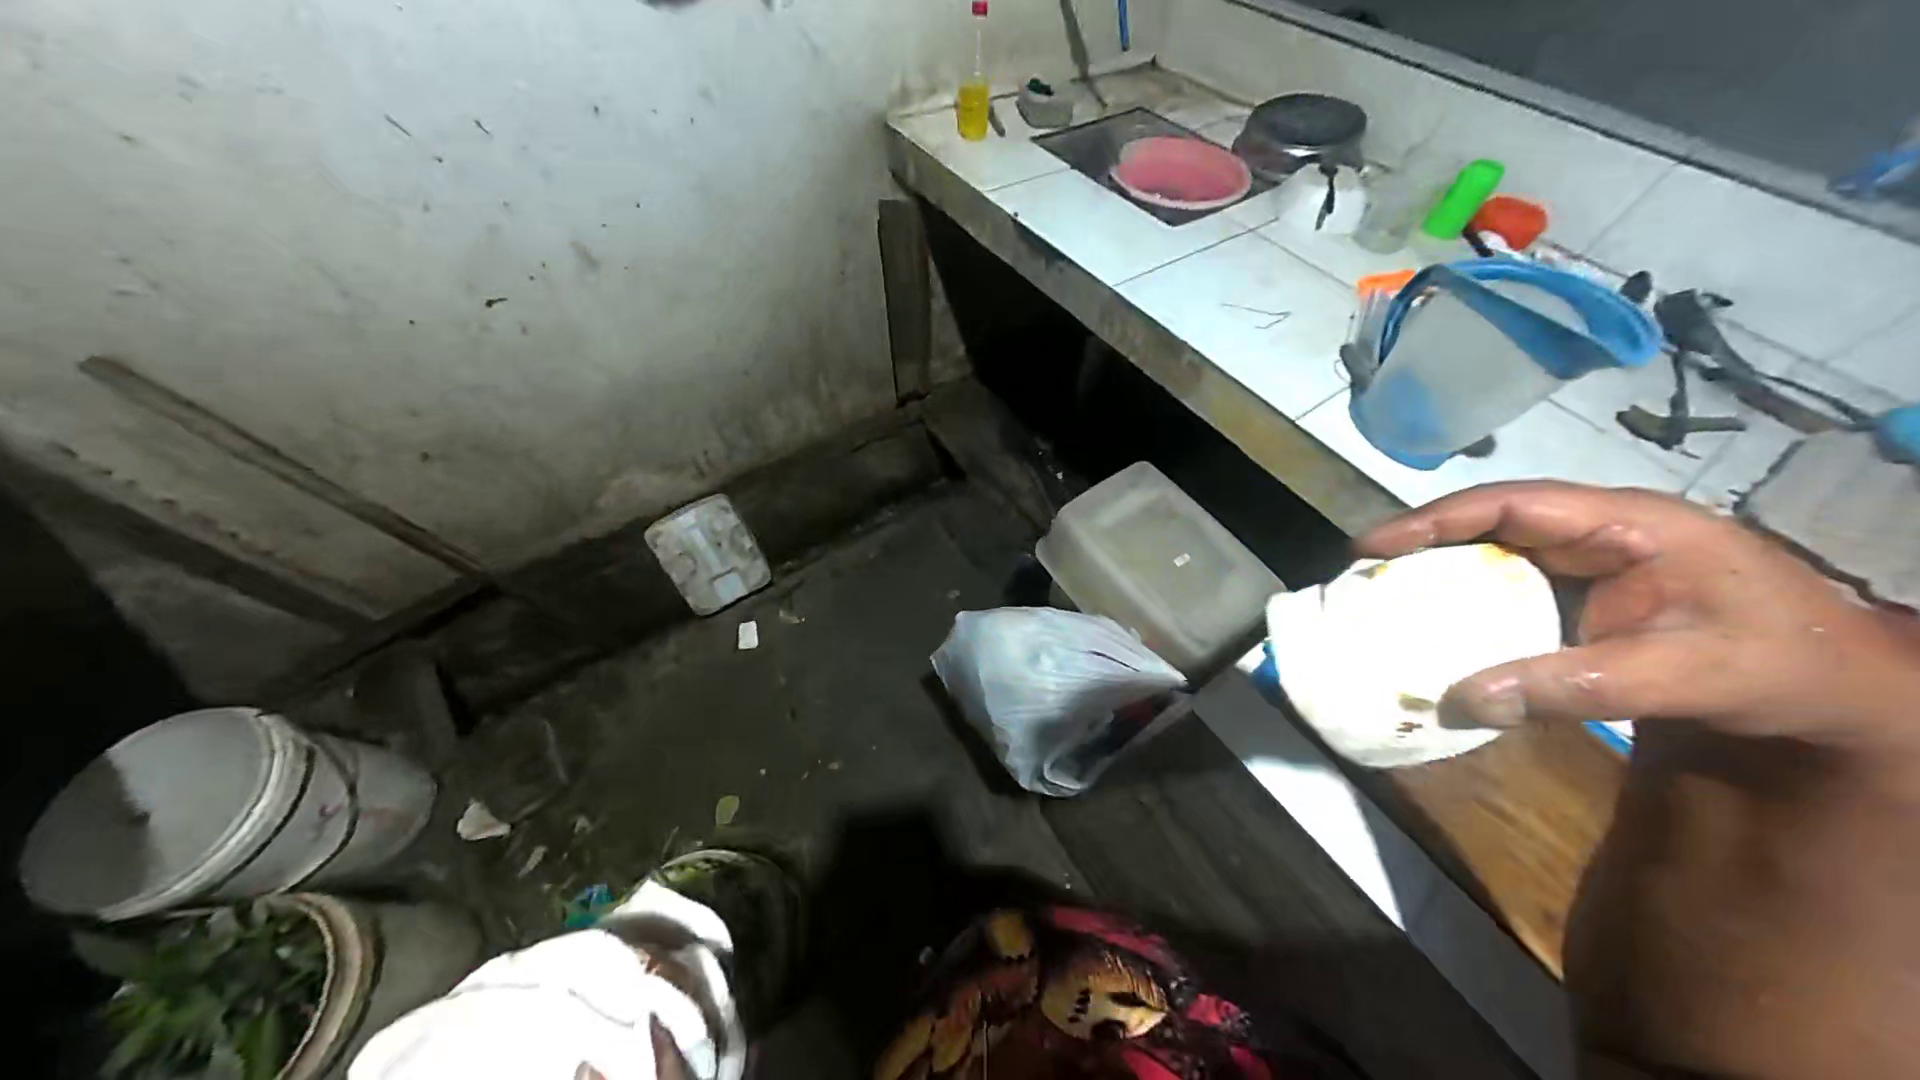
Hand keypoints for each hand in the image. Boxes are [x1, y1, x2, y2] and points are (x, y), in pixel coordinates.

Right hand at [1355, 481, 1919, 748]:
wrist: (1838, 690)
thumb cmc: (1782, 665)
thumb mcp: (1692, 675)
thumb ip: (1579, 686)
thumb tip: (1460, 700)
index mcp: (1627, 524)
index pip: (1512, 503)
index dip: (1435, 519)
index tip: (1374, 546)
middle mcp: (1593, 532)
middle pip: (1485, 523)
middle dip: (1419, 544)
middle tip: (1362, 572)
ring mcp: (1581, 562)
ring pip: (1488, 553)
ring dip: (1434, 574)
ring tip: (1380, 596)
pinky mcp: (1574, 593)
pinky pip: (1502, 588)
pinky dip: (1461, 606)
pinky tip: (1432, 627)